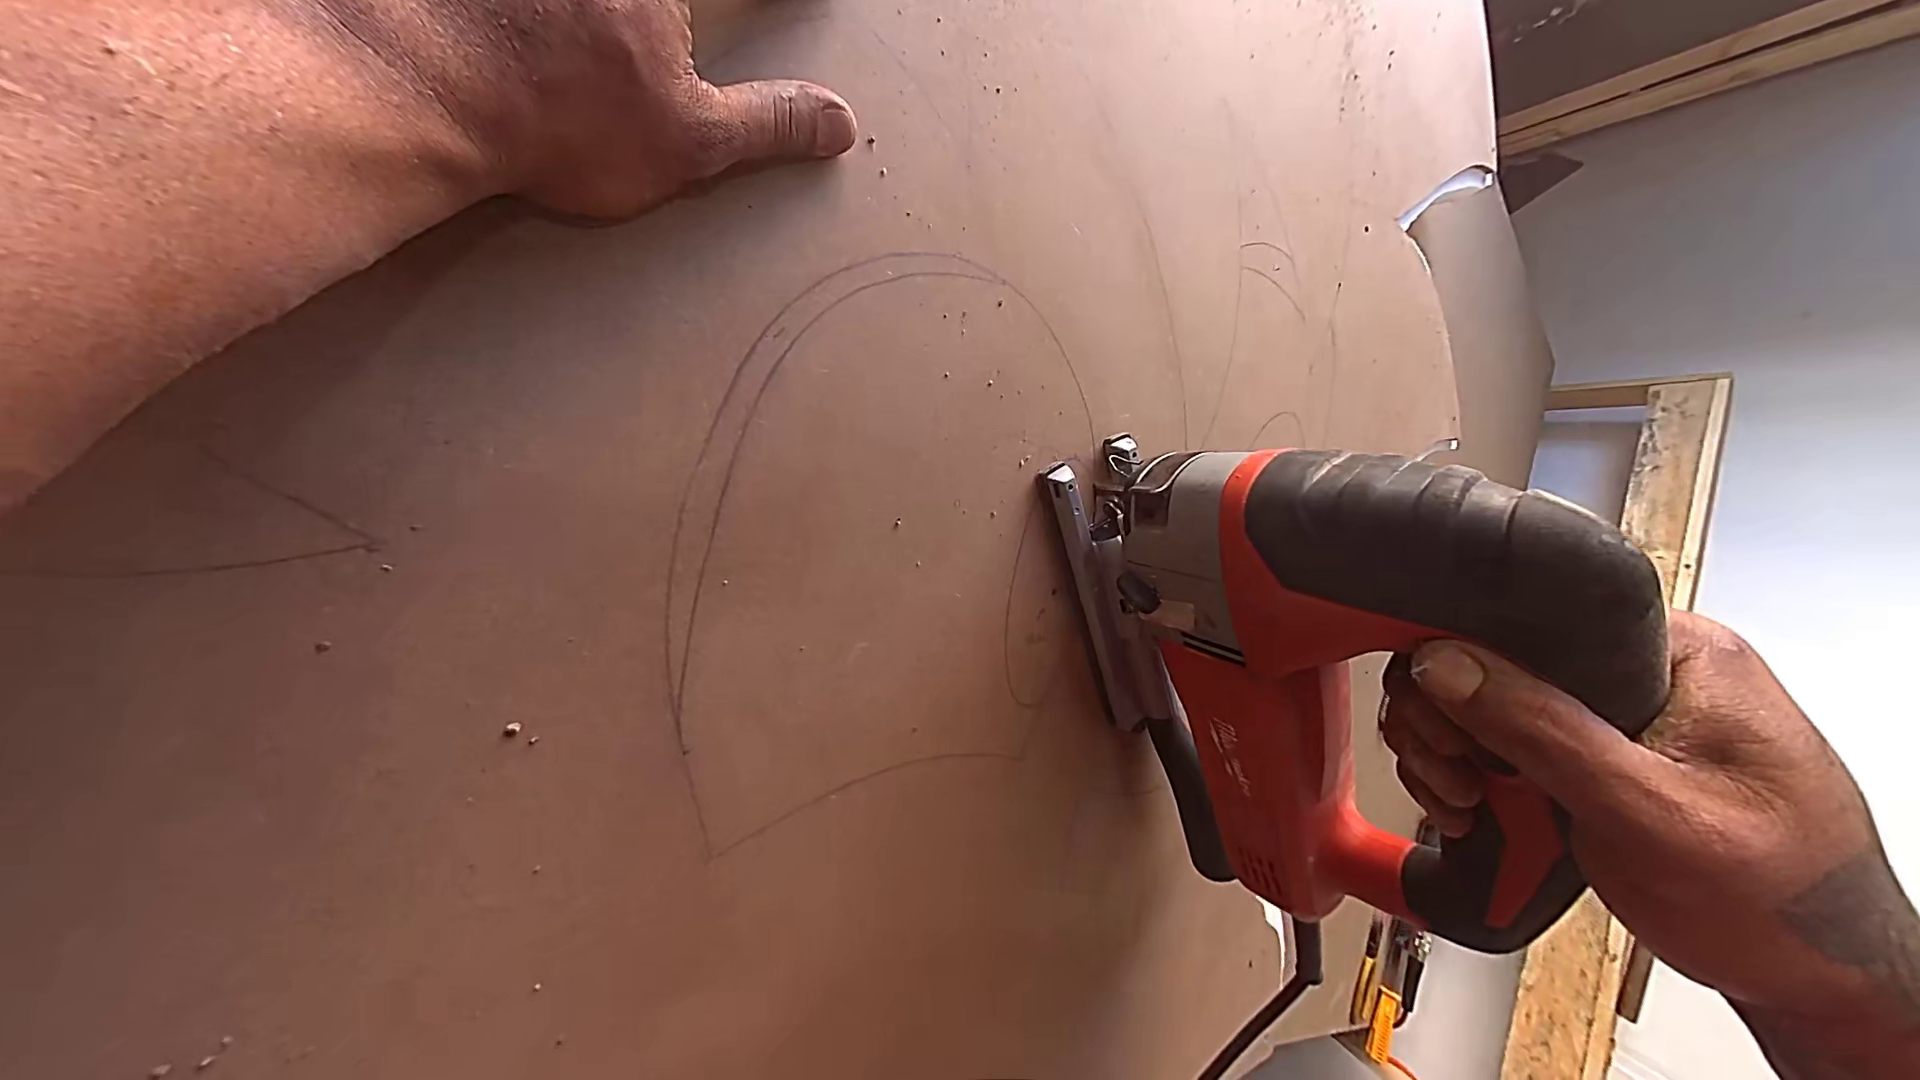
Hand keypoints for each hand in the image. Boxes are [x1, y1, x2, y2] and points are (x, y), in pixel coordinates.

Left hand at [305, 0, 858, 216]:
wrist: (414, 85)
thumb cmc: (559, 117)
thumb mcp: (691, 139)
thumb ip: (770, 124)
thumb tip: (840, 124)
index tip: (807, 5)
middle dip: (687, 17)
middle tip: (676, 46)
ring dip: (656, 14)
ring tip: (628, 37)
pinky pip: (558, 0)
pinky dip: (592, 13)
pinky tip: (564, 23)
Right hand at [1382, 613, 1919, 1031]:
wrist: (1809, 975)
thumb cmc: (1781, 904)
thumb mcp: (1655, 814)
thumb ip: (1546, 731)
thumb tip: (1444, 663)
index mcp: (1669, 652)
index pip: (1519, 617)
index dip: (1457, 658)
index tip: (1444, 719)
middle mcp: (1617, 668)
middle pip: (1472, 656)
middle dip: (1439, 718)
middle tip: (1452, 768)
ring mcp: (1584, 707)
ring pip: (1457, 695)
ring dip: (1436, 749)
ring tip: (1461, 797)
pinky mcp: (1558, 741)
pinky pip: (1470, 732)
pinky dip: (1446, 768)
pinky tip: (1467, 804)